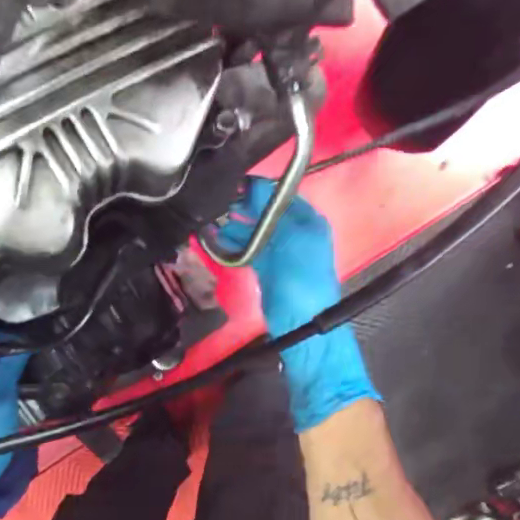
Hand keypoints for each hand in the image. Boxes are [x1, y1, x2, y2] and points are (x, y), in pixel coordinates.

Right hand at [219, 179, 379, 430]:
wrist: (303, 333)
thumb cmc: (301, 286)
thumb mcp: (289, 242)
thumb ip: (271, 215)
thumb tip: (251, 189)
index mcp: (309, 222)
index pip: (279, 193)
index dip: (255, 189)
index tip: (227, 187)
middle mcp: (297, 234)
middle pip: (265, 212)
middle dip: (241, 208)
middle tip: (214, 207)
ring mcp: (283, 255)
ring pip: (256, 232)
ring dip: (235, 228)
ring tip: (210, 225)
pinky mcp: (270, 274)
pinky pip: (251, 252)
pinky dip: (236, 247)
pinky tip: (218, 245)